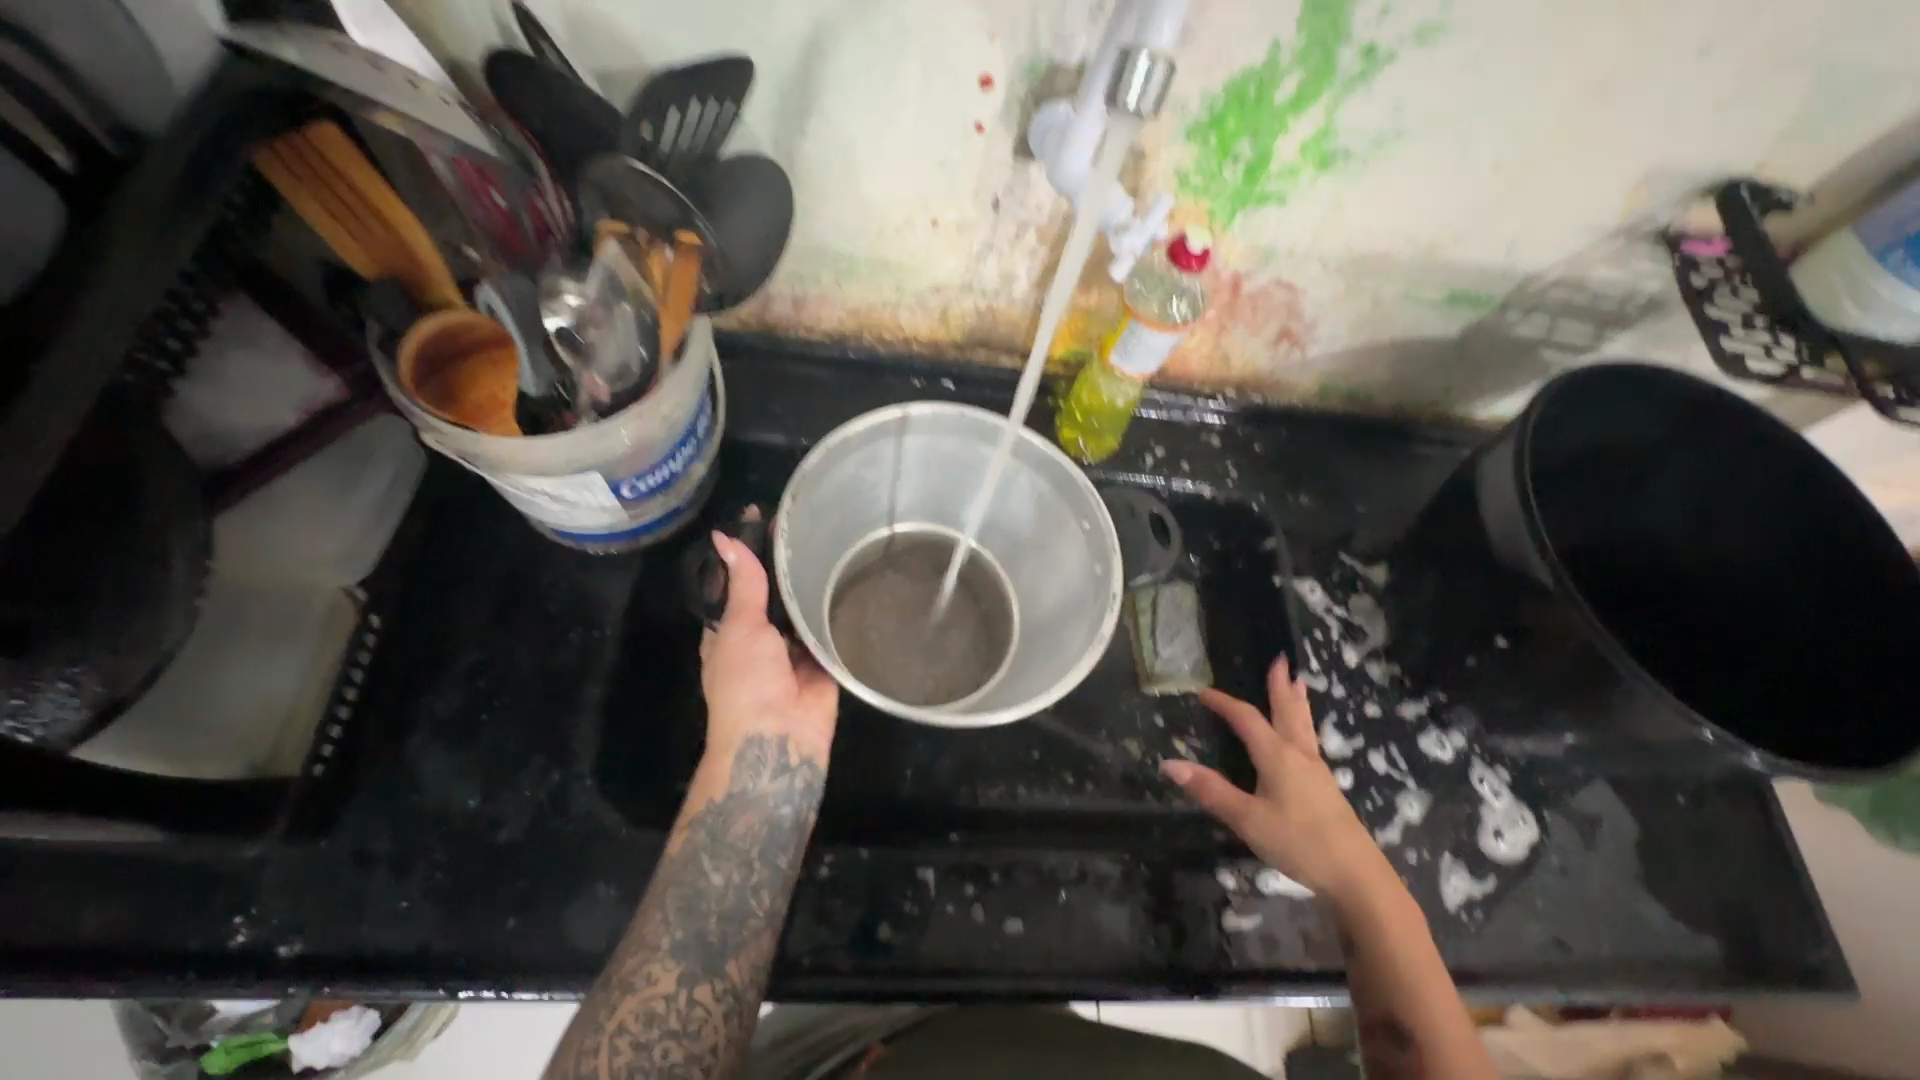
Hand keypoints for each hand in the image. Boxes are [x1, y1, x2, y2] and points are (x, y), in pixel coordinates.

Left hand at [699, 530, 838, 763]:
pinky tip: (856, 574)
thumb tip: (725, 537)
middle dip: (787, 561)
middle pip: (774, 588)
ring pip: (804, 604)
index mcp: (730, 626)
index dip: (748, 547)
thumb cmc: (745, 682)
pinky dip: (840, 606)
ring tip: (837, 536)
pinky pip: (831, 625)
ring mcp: (795, 646)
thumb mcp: (737, 627)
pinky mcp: (825, 657)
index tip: (765, 513)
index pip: (738, 576)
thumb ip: (742, 583)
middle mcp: (762, 633)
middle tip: (811, 519)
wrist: (779, 736)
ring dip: (815, 580)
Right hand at [1162, 656, 1395, 907]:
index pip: (1247, 719)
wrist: (1356, 875)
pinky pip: (1311, 743)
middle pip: (1287, 712)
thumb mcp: (1247, 819)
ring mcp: (1317, 772)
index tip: (1203, 693)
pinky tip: (1304, 738)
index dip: (1224, 704)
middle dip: (1279, 687)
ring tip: (1299, 684)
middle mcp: (1299, 755)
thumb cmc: (1298, 843)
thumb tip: (1170, 764)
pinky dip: (1304, 726)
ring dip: (1297, 702)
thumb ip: (1210, 791)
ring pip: (1304, 726)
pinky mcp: (1327, 789)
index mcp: (1276, 756)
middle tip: (1279, 661)